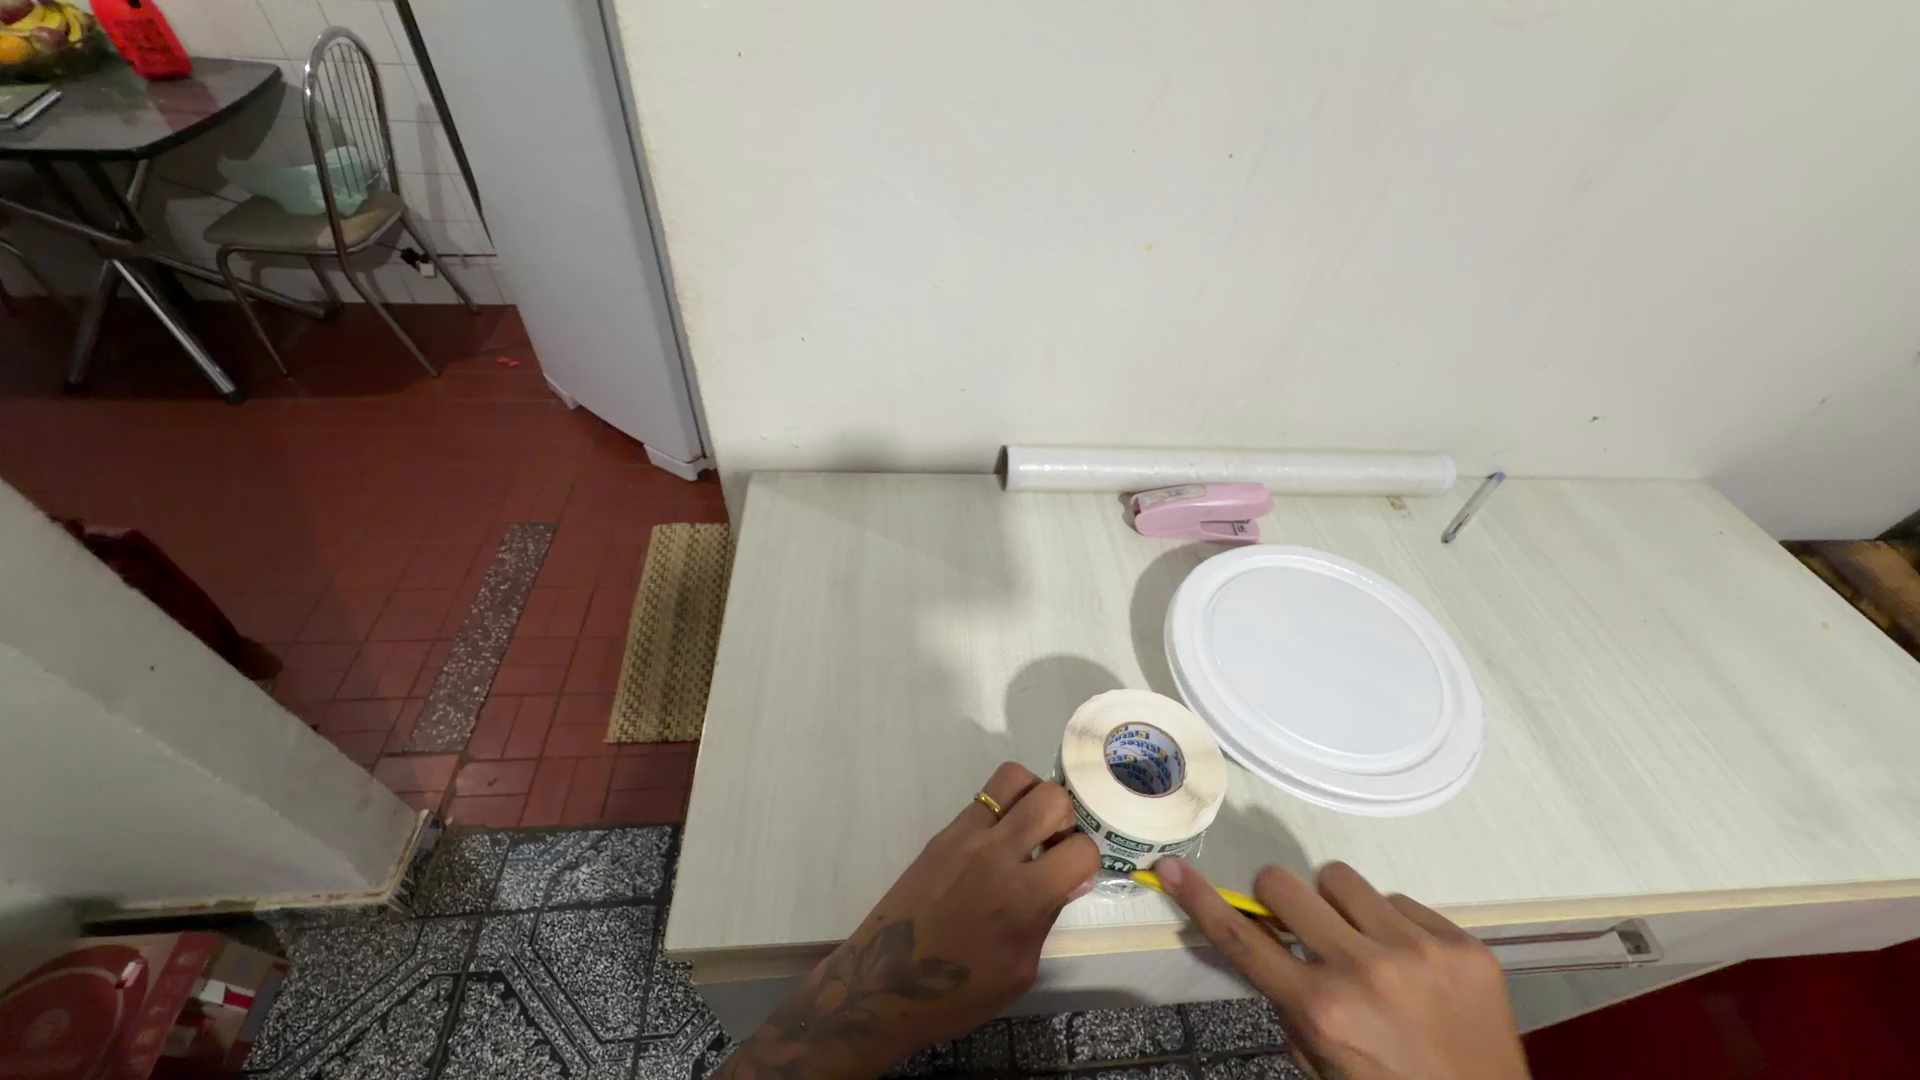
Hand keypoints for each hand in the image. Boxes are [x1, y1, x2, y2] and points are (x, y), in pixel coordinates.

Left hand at [712, 762, 1100, 1079]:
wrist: (884, 982)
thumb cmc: (960, 992)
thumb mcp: (1021, 969)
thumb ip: (1048, 915)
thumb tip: (1069, 877)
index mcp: (1022, 896)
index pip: (1081, 848)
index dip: (1087, 862)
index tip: (1073, 877)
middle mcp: (996, 852)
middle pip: (1052, 796)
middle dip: (1066, 819)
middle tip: (1053, 846)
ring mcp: (965, 835)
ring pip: (1014, 777)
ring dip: (1032, 797)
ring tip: (1028, 830)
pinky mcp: (943, 832)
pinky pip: (984, 797)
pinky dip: (1002, 808)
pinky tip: (997, 842)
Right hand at [1156, 858, 1527, 1079]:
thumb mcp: (1317, 1057)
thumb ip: (1286, 994)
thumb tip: (1264, 931)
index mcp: (1321, 1010)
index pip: (1241, 939)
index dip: (1200, 900)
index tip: (1171, 867)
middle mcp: (1363, 972)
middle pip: (1284, 884)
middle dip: (1279, 900)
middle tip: (1298, 926)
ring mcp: (1418, 953)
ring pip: (1340, 878)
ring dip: (1338, 906)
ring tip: (1364, 944)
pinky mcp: (1463, 945)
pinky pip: (1400, 900)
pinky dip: (1394, 925)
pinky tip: (1415, 966)